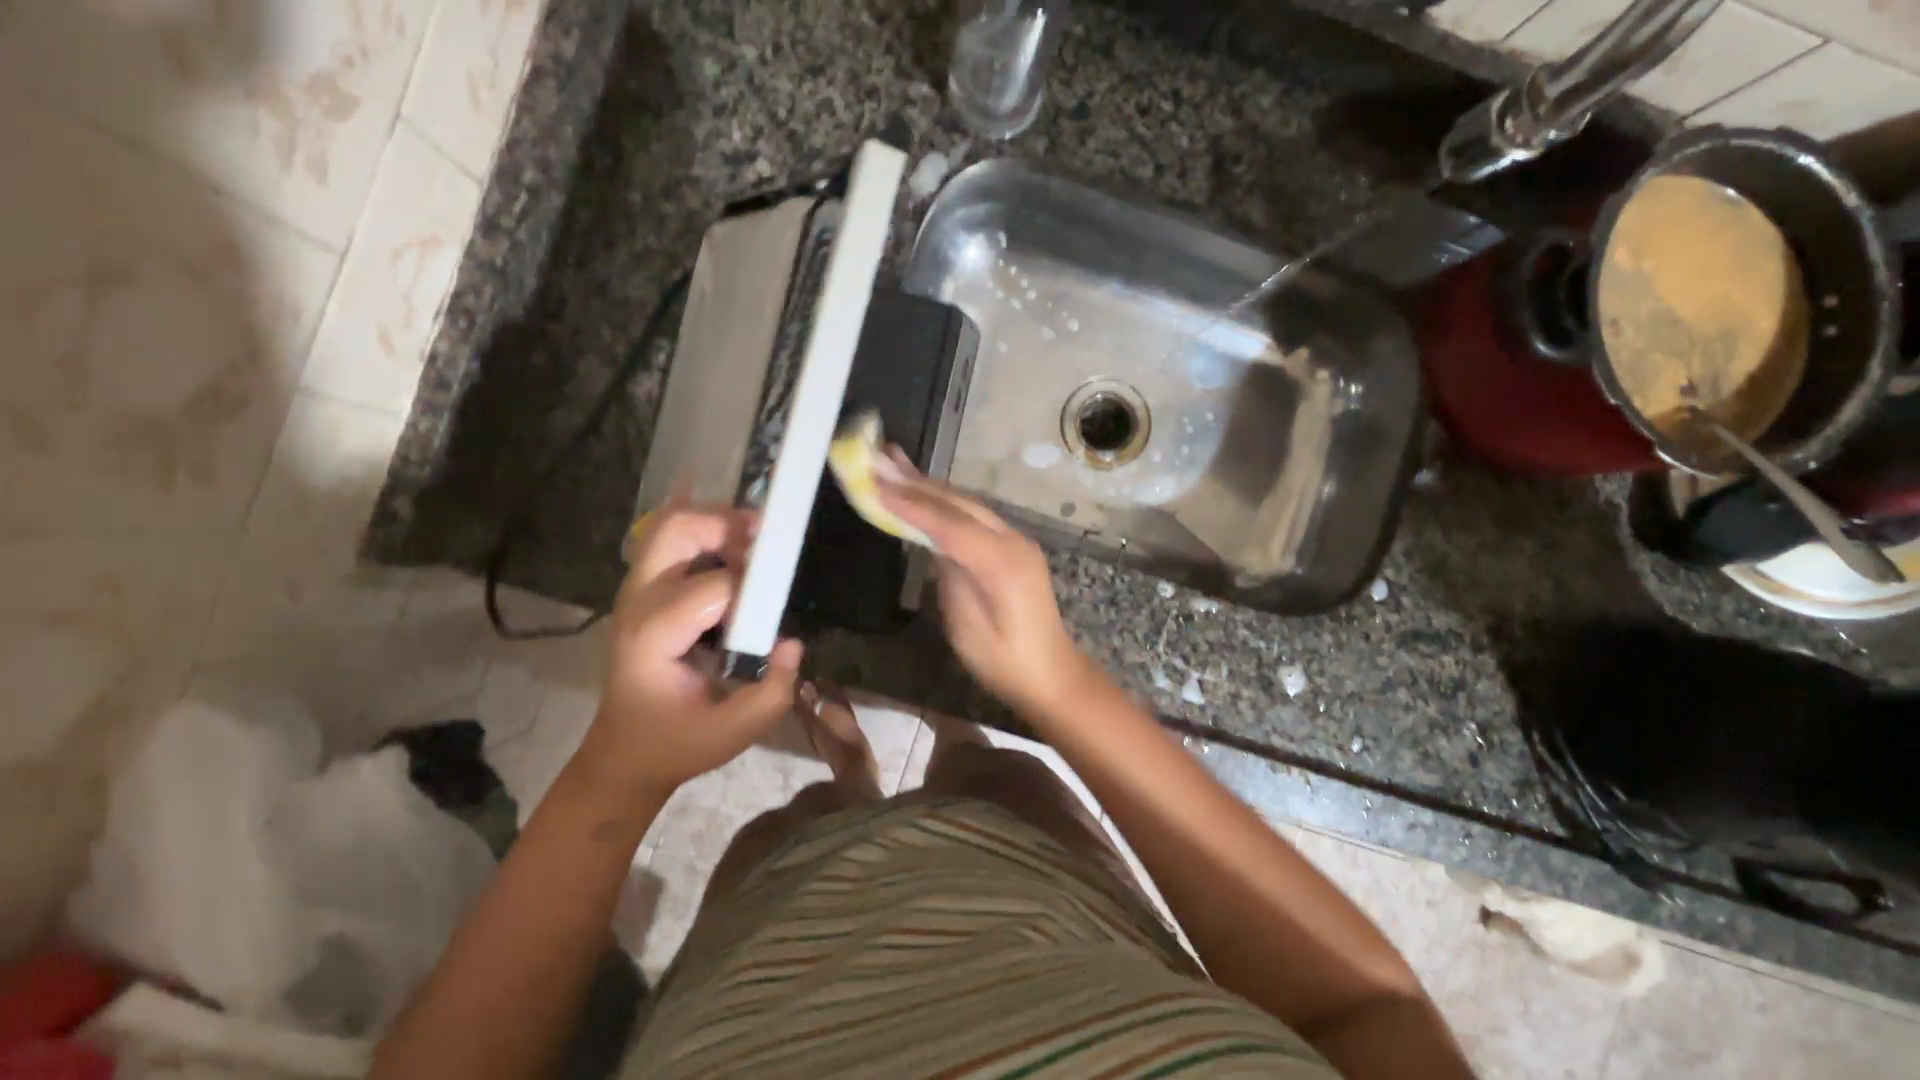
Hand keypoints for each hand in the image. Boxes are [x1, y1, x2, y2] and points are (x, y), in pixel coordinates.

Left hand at [585, 506, 802, 795]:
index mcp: (653, 636)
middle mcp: (638, 602)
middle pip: (677, 529)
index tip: (775, 612)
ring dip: (718, 526)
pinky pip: (672, 541)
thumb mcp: (732, 733)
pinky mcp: (644, 591)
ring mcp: (635, 591)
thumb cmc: (675, 744)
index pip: (713, 587)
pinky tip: (737, 558)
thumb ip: (772, 692)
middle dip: (727, 525)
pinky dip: (708, 536)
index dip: (754, 592)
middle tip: (767, 545)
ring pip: (671, 525)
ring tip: (755, 549)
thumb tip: (791, 643)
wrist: (624, 753)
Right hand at [877, 454, 1096, 716]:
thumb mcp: (966, 627)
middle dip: (916, 483)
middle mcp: (1013, 541)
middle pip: (959, 504)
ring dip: (929, 486)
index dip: (910, 503)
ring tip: (893, 464)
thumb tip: (933, 543)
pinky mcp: (1014, 547)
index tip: (874, 483)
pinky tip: (924, 492)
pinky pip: (976, 517)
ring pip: (967, 505)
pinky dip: (946, 503)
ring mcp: (1017, 540)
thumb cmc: (1004, 662)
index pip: (948, 524)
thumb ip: (949, 577)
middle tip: (877, 460)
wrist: (1051, 675)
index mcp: (1001, 563)